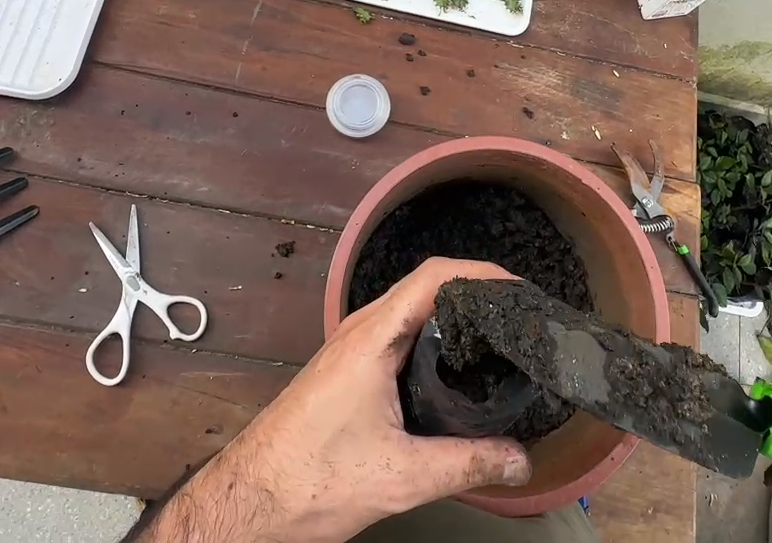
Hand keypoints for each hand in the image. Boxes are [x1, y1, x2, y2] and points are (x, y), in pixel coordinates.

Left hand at [137, 258, 530, 542]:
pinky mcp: (348, 363)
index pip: (433, 277)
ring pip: (410, 306)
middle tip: (520, 313)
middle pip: (425, 284)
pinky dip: (433, 331)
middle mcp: (361, 327)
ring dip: (453, 309)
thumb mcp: (400, 476)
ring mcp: (351, 343)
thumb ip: (466, 463)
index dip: (480, 272)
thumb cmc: (315, 479)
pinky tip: (455, 363)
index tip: (520, 288)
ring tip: (498, 332)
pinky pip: (398, 329)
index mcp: (373, 336)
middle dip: (475, 289)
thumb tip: (523, 460)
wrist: (248, 499)